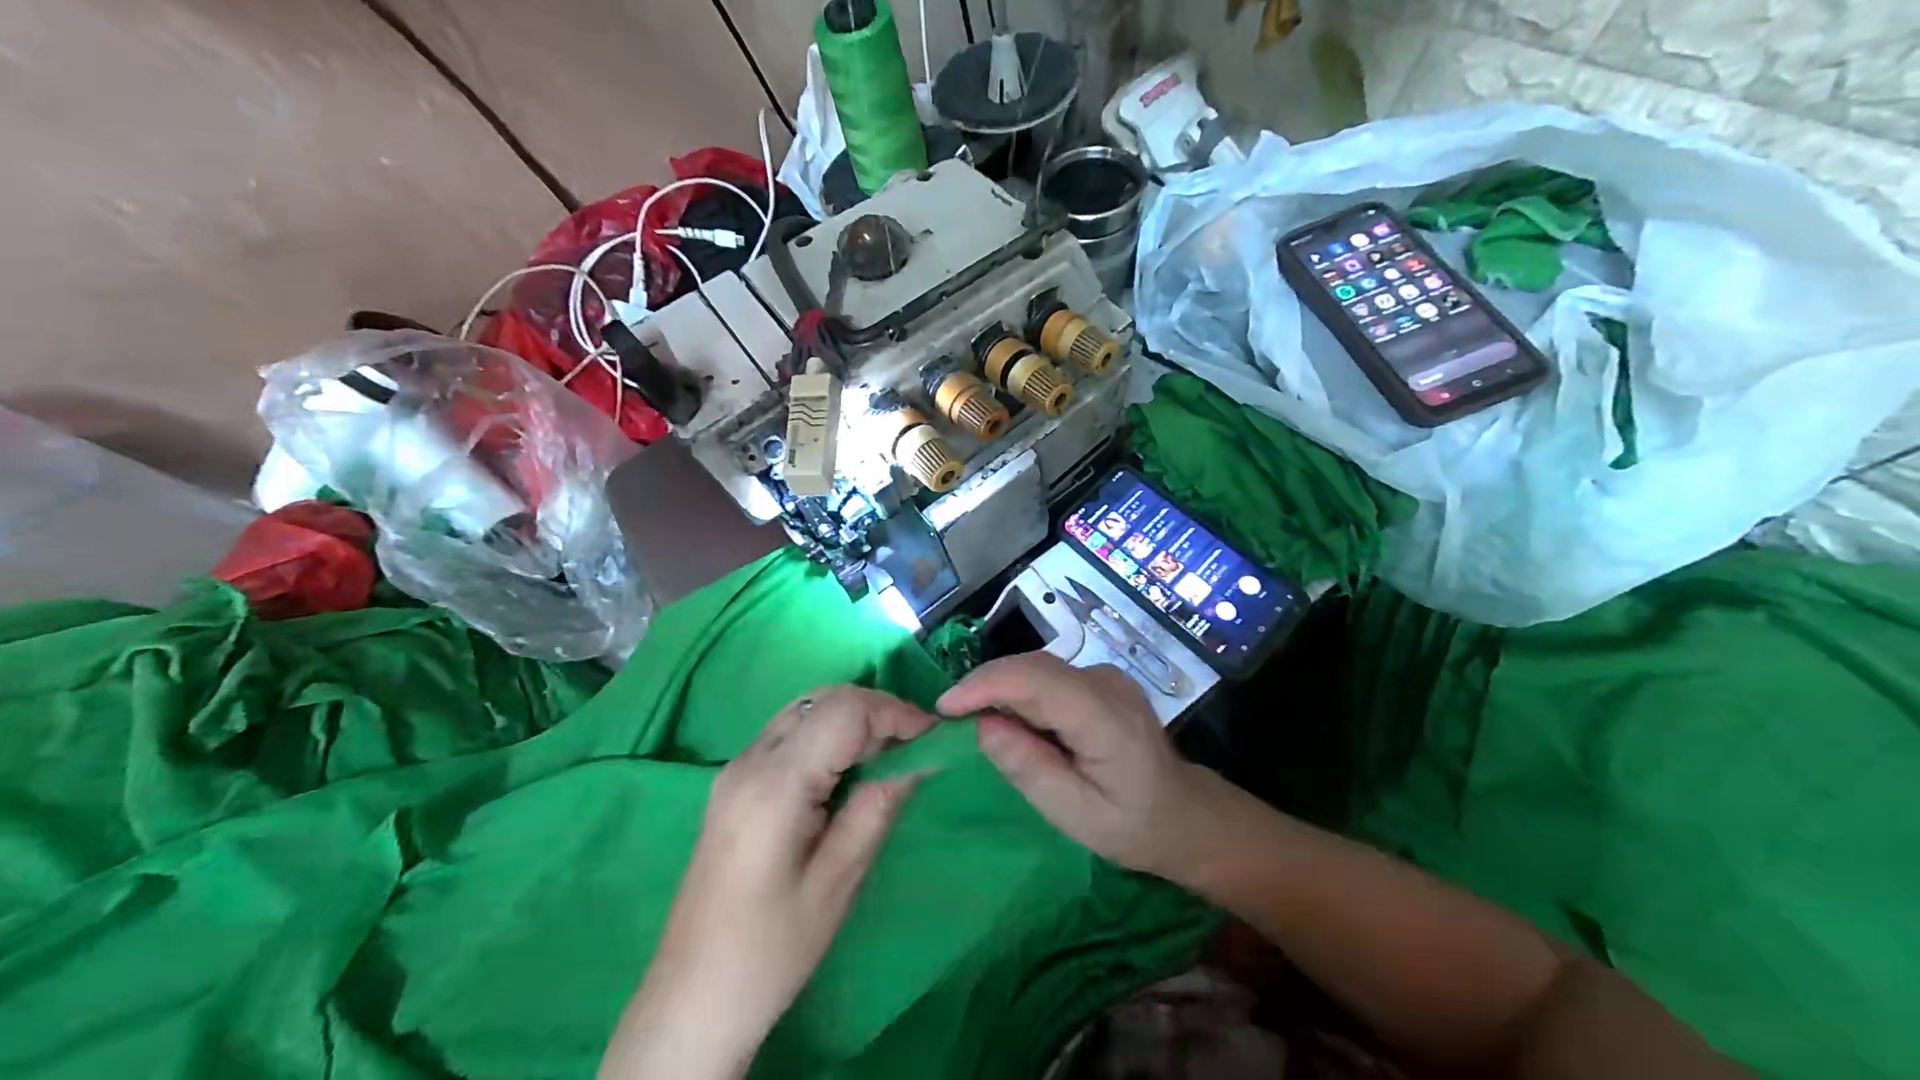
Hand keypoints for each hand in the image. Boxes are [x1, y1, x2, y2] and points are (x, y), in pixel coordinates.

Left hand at [599, 686, 934, 1079]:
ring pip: (806, 710)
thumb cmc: (773, 948)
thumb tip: (920, 758)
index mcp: (774, 785)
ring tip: (889, 756)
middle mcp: (749, 760)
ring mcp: (735, 768)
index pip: (844, 711)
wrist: (694, 996)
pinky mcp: (732, 782)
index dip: (895, 713)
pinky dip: (828, 734)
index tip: (934, 737)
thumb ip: (878, 807)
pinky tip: (849, 770)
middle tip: (915, 748)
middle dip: (876, 711)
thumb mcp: (838, 881)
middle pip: (823, 700)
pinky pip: (789, 733)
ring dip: (852, 720)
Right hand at [936, 652, 1228, 883]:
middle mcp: (1106, 683)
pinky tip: (1004, 719)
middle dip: (984, 686)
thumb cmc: (1133, 825)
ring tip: (968, 722)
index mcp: (1107, 718)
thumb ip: (1030, 769)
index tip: (945, 709)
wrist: (1184, 814)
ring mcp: (1103, 677)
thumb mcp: (1077, 816)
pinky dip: (1016, 692)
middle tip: (948, 722)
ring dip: (997, 689)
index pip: (1038, 680)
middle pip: (1032, 667)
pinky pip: (1045, 677)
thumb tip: (980, 726)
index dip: (986, 685)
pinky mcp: (1096, 681)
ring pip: (1034, 668)